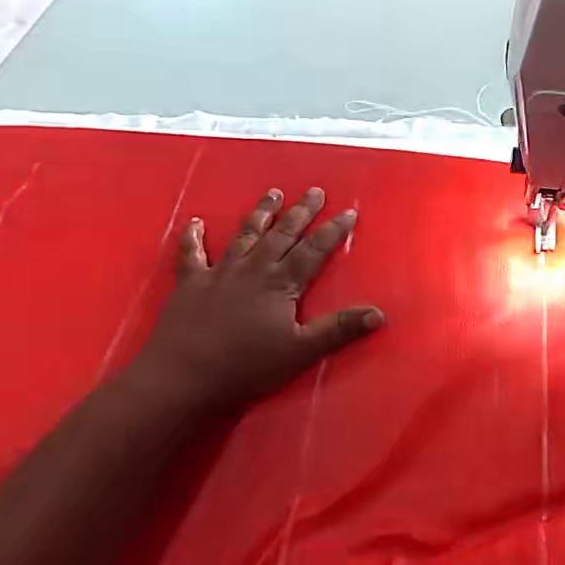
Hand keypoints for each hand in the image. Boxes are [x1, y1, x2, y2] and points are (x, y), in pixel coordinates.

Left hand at [123, 188, 383, 414]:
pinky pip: (192, 252)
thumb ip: (338, 330)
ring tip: (273, 193)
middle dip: (301, 211)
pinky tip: (196, 222)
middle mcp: (252, 268)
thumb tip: (379, 313)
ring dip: (261, 212)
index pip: (314, 249)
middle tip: (315, 191)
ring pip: (245, 234)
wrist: (185, 374)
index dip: (333, 230)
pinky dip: (193, 236)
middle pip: (282, 233)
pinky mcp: (191, 281)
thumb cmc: (246, 366)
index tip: (349, 211)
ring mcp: (220, 271)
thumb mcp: (300, 351)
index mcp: (280, 283)